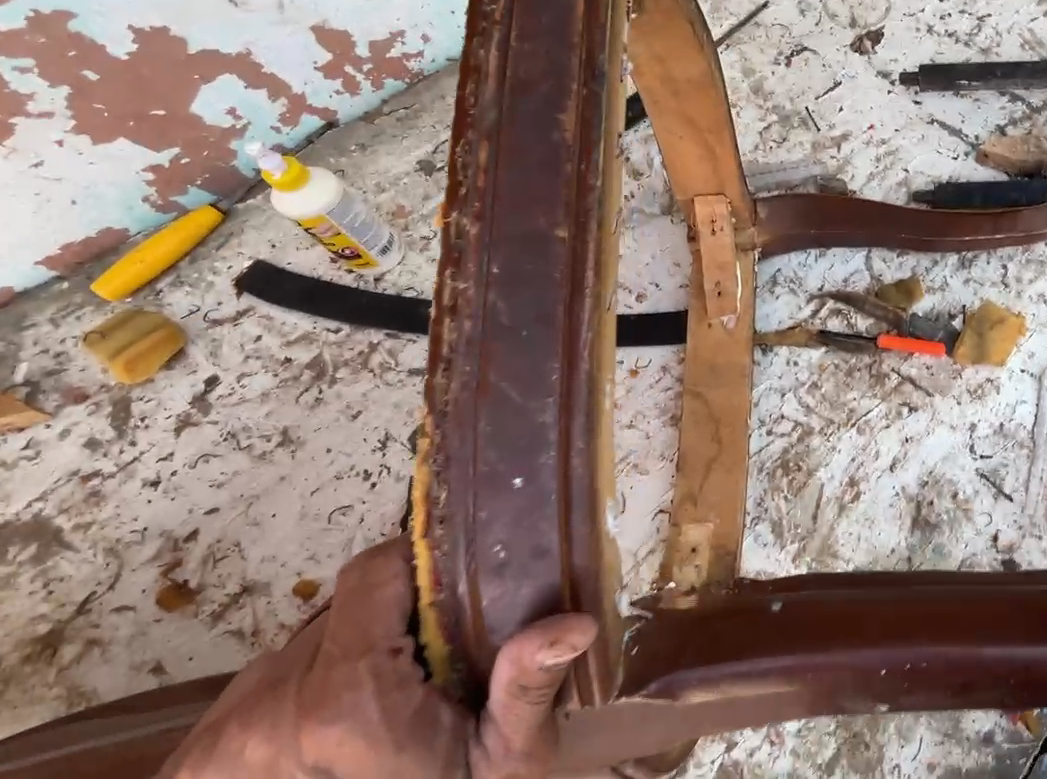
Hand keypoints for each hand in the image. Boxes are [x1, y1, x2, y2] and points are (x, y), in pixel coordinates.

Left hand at [160, 538, 596, 778]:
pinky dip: (305, 693)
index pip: (376, 571)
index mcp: (345, 696)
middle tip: (437, 663)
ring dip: (348, 655)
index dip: (421, 567)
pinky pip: (265, 687)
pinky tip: (338, 737)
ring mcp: (218, 736)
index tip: (458, 594)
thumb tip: (575, 623)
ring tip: (389, 705)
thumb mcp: (504, 766)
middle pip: (343, 608)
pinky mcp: (192, 760)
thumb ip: (527, 691)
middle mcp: (268, 704)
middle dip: (393, 619)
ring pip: (303, 645)